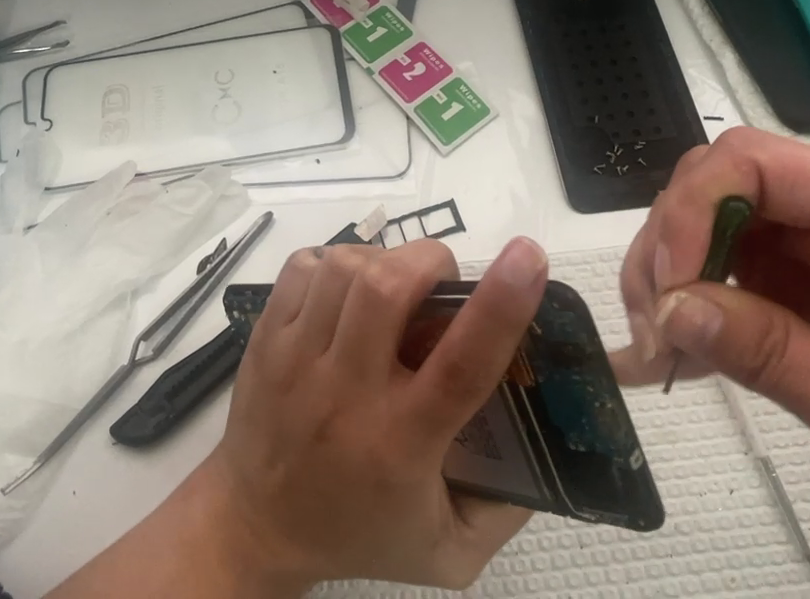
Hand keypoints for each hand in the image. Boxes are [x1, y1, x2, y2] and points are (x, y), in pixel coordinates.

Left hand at [200, 235, 548, 591]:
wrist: (256, 527)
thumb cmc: (361, 534)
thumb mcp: (450, 552)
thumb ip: (507, 510)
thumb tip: (552, 438)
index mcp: (401, 443)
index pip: (459, 364)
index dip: (500, 304)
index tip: (528, 256)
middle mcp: (347, 393)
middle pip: (387, 289)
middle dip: (430, 261)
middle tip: (444, 279)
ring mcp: (297, 359)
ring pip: (345, 268)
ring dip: (386, 259)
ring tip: (397, 284)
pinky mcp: (265, 338)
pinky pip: (304, 267)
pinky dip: (338, 260)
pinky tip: (351, 288)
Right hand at [612, 128, 809, 597]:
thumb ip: (774, 356)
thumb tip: (670, 307)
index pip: (759, 164)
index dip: (693, 208)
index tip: (666, 290)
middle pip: (721, 186)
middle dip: (669, 245)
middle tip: (651, 327)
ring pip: (710, 227)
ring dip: (669, 278)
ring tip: (657, 349)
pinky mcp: (806, 293)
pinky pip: (724, 274)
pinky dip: (686, 307)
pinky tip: (673, 356)